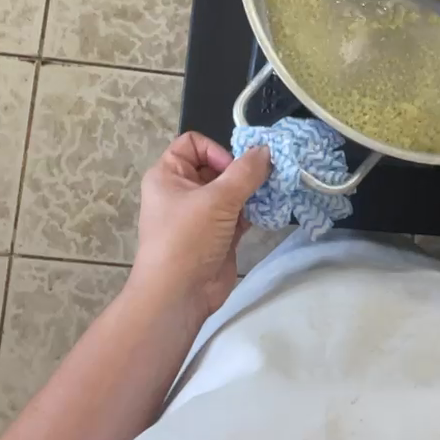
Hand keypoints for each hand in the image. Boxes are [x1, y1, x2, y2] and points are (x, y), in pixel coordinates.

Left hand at [129, 133, 270, 326]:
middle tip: (264, 180)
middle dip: (241, 171)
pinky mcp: (218, 234)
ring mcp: (201, 214)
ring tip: (271, 195)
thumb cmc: (188, 239)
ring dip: (251, 192)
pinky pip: (239, 213)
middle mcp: (183, 191)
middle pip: (217, 166)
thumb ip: (246, 172)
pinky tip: (270, 212)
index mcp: (169, 175)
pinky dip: (254, 211)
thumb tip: (266, 150)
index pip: (193, 144)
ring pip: (231, 191)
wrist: (180, 295)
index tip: (233, 170)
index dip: (216, 151)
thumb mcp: (217, 200)